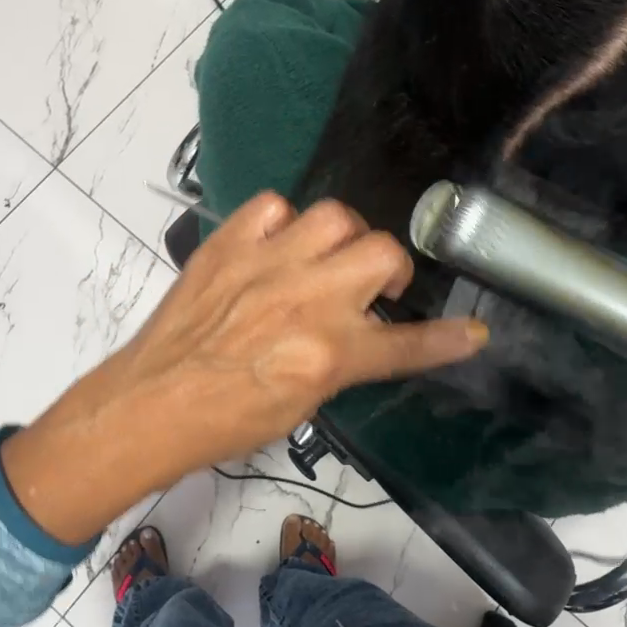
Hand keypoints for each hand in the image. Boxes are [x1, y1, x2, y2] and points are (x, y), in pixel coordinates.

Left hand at [1, 193, 488, 542]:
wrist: (153, 402)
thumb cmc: (228, 420)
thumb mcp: (302, 406)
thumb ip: (343, 363)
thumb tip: (367, 338)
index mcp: (327, 354)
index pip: (406, 342)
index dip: (447, 340)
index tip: (472, 332)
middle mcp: (305, 299)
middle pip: (382, 253)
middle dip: (392, 270)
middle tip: (374, 289)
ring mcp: (265, 263)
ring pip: (334, 217)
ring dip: (343, 238)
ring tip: (329, 258)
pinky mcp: (228, 244)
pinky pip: (272, 206)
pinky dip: (282, 222)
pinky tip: (277, 244)